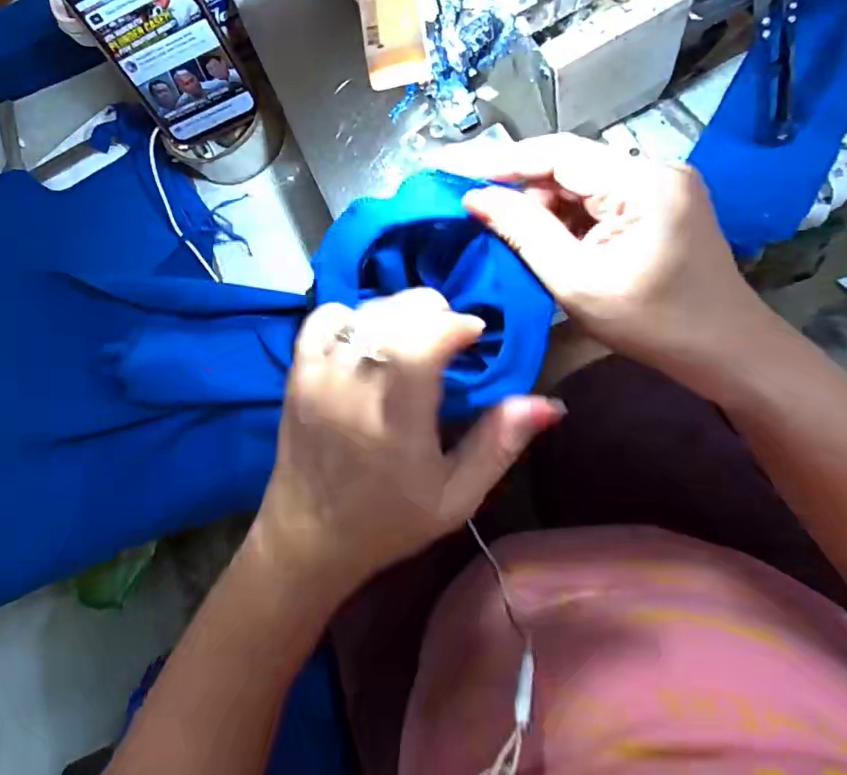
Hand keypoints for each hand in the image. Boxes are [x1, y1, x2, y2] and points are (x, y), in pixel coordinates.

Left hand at [252, 289, 563, 596]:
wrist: (309, 537)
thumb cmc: (390, 522)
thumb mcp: (456, 497)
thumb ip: (498, 445)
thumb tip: (548, 403)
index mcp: (396, 418)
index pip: (422, 340)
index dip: (454, 323)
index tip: (474, 333)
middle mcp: (353, 387)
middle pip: (394, 313)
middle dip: (432, 310)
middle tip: (448, 334)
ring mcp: (319, 375)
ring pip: (364, 310)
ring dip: (397, 311)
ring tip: (414, 336)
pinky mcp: (298, 372)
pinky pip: (323, 318)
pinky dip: (351, 314)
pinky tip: (369, 336)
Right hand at [458, 134, 777, 368]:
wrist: (728, 352)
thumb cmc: (653, 324)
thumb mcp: (576, 281)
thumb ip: (522, 231)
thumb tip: (473, 198)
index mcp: (642, 181)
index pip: (556, 153)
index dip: (499, 161)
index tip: (450, 169)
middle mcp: (655, 167)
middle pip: (568, 166)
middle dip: (524, 192)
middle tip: (482, 221)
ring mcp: (661, 183)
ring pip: (580, 183)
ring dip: (546, 209)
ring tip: (522, 244)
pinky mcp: (660, 201)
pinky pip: (599, 198)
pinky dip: (570, 219)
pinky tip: (555, 245)